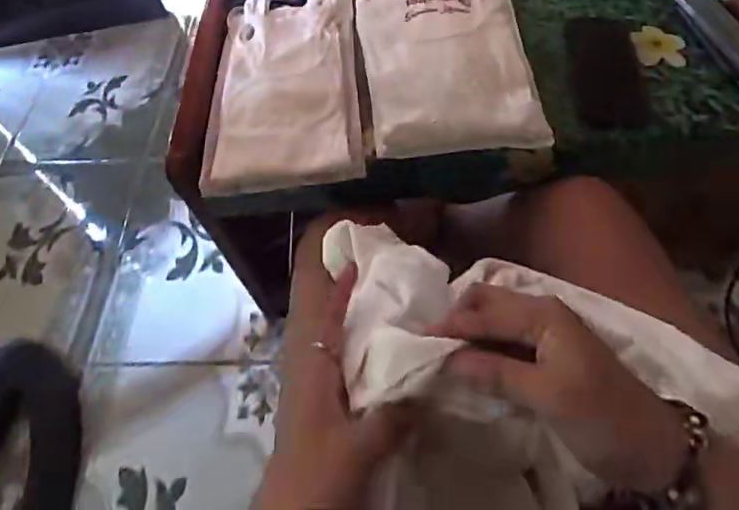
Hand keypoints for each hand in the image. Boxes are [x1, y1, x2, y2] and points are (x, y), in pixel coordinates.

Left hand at [254, 264, 413, 509]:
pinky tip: (385, 376)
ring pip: (338, 359)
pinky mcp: (321, 425)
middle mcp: (312, 381)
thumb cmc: (316, 475)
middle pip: (331, 335)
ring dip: (358, 339)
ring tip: (390, 323)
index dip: (339, 294)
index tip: (353, 263)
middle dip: (351, 310)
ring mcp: (314, 404)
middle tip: (382, 288)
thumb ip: (392, 416)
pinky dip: (362, 369)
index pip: (327, 323)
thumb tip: (427, 382)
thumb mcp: (358, 448)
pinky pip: (344, 383)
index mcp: (314, 376)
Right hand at [432, 284, 684, 492]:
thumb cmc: (602, 416)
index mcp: (544, 314)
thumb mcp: (549, 397)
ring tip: (438, 348)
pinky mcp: (547, 354)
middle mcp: (542, 312)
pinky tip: (467, 360)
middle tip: (424, 338)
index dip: (451, 323)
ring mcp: (546, 332)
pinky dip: (483, 346)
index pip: (486, 312)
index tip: (416, 335)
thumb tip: (450, 358)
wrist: (652, 445)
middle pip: (489, 303)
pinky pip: (506, 340)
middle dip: (457, 316)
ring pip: (496, 319)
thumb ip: (499, 373)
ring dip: (468, 330)